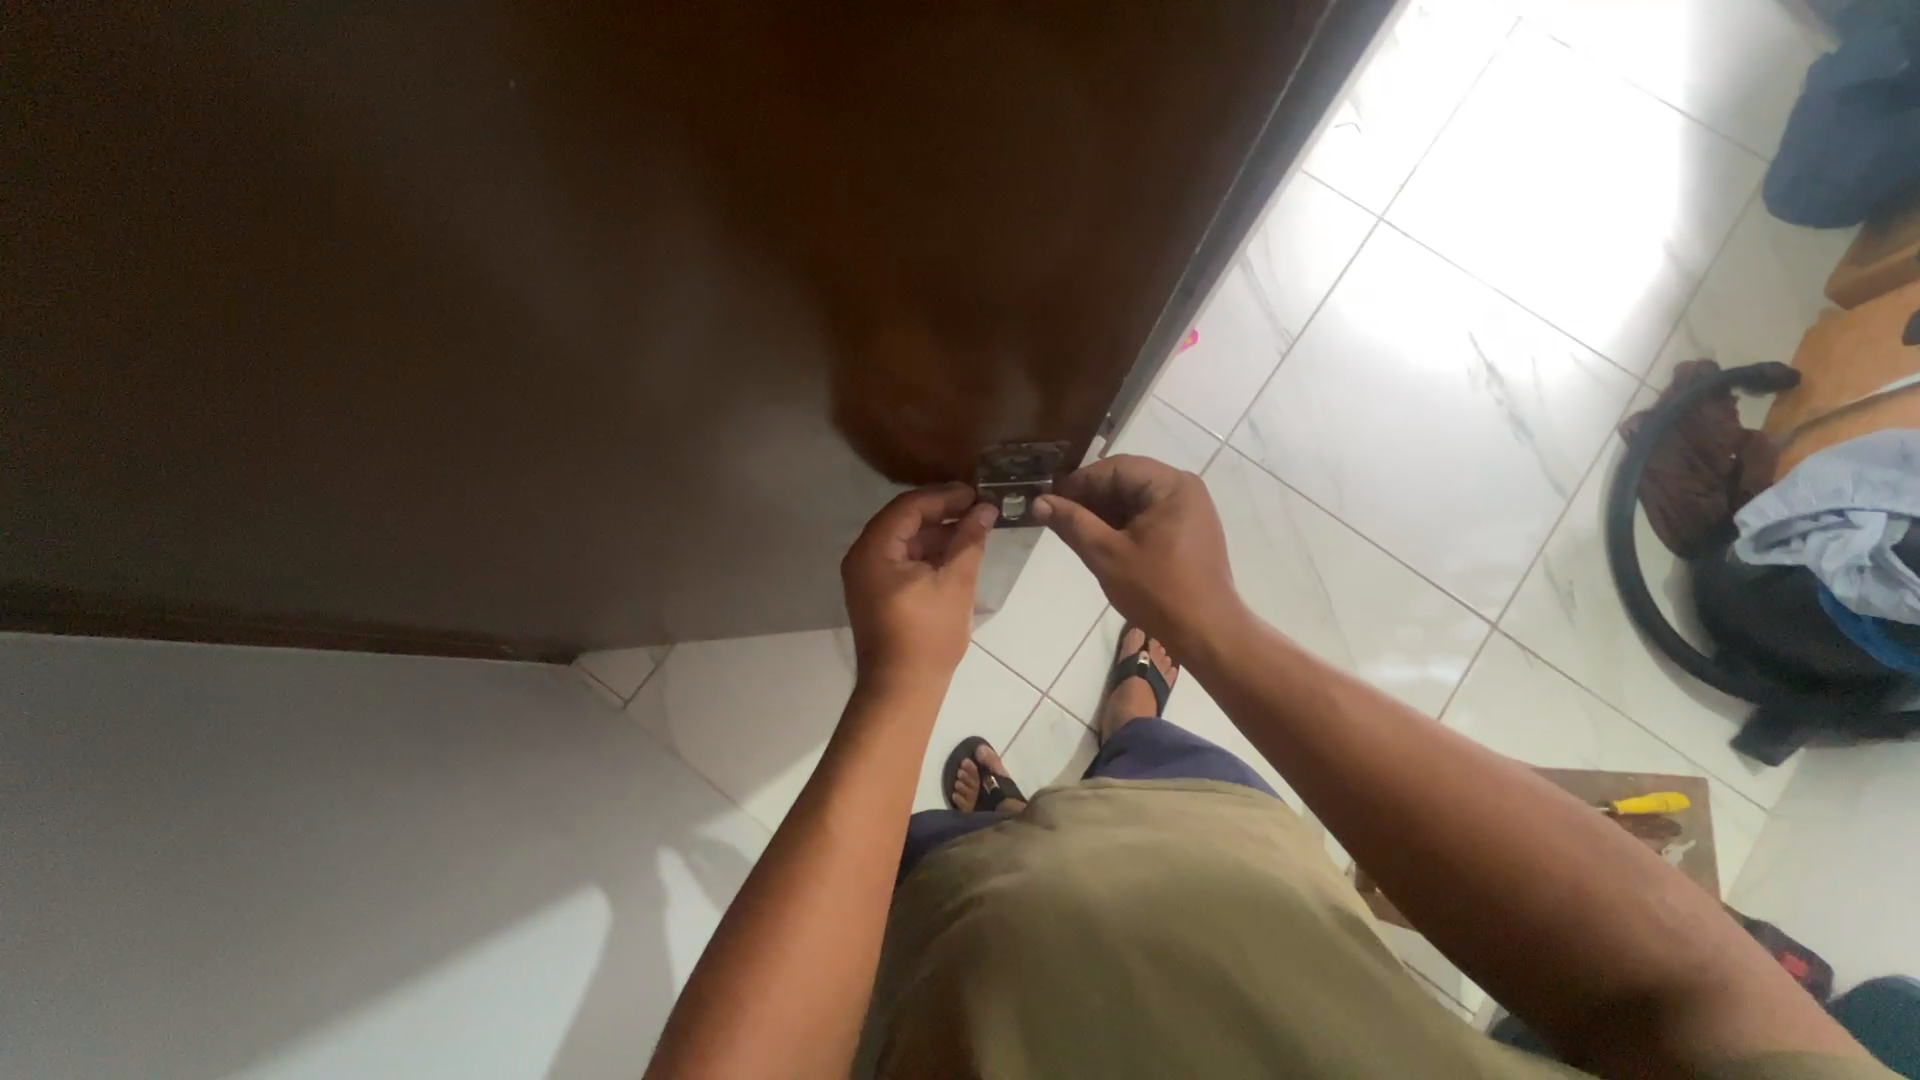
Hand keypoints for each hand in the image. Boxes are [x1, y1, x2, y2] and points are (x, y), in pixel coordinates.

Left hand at [841, 484, 997, 691]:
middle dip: (942, 513)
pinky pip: (901, 560)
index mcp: (873, 551)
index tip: (977, 494)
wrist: (902, 689)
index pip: (908, 507)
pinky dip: (927, 554)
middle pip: (903, 521)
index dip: (944, 497)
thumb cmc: (928, 636)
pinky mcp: (876, 592)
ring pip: (904, 541)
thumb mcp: (955, 583)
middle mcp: (862, 557)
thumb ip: (969, 541)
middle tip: (978, 509)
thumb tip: (986, 510)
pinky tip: (956, 554)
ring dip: (937, 534)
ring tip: (974, 530)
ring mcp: (866, 576)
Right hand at [1033, 455, 1243, 655]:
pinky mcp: (1190, 531)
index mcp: (1171, 485)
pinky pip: (1150, 516)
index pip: (1114, 468)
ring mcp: (1191, 510)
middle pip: (1127, 480)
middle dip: (1091, 497)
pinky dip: (1124, 524)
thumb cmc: (1157, 590)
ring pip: (1137, 499)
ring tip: (1075, 531)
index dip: (1078, 482)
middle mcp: (1185, 489)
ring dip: (1105, 512)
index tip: (1049, 501)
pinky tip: (1101, 541)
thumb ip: (1072, 523)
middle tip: (1058, 517)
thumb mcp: (1106, 554)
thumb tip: (1039, 502)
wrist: (1206, 632)